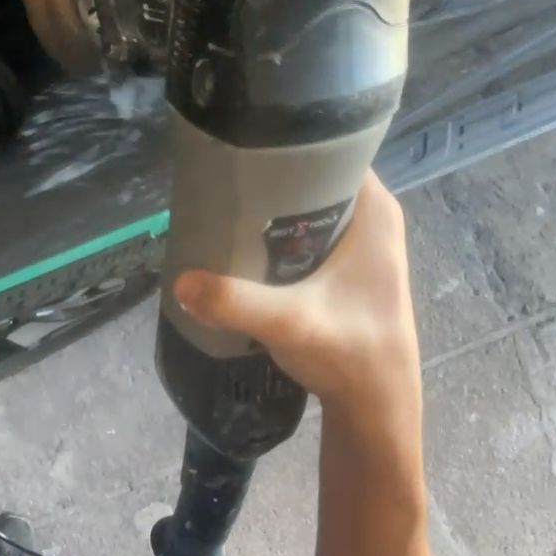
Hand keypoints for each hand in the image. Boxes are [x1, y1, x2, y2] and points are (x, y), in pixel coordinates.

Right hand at [172, 173, 418, 421]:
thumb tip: (179, 283)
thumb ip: (237, 303)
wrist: (375, 406)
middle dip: (264, 189)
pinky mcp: (340, 277)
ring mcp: (355, 251)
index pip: (330, 152)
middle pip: (310, 184)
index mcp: (374, 212)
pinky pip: (299, 245)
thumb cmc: (351, 354)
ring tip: (218, 224)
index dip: (284, 149)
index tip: (236, 158)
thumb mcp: (291, 324)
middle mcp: (369, 222)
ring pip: (302, 218)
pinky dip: (270, 249)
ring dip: (264, 222)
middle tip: (216, 196)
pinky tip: (238, 260)